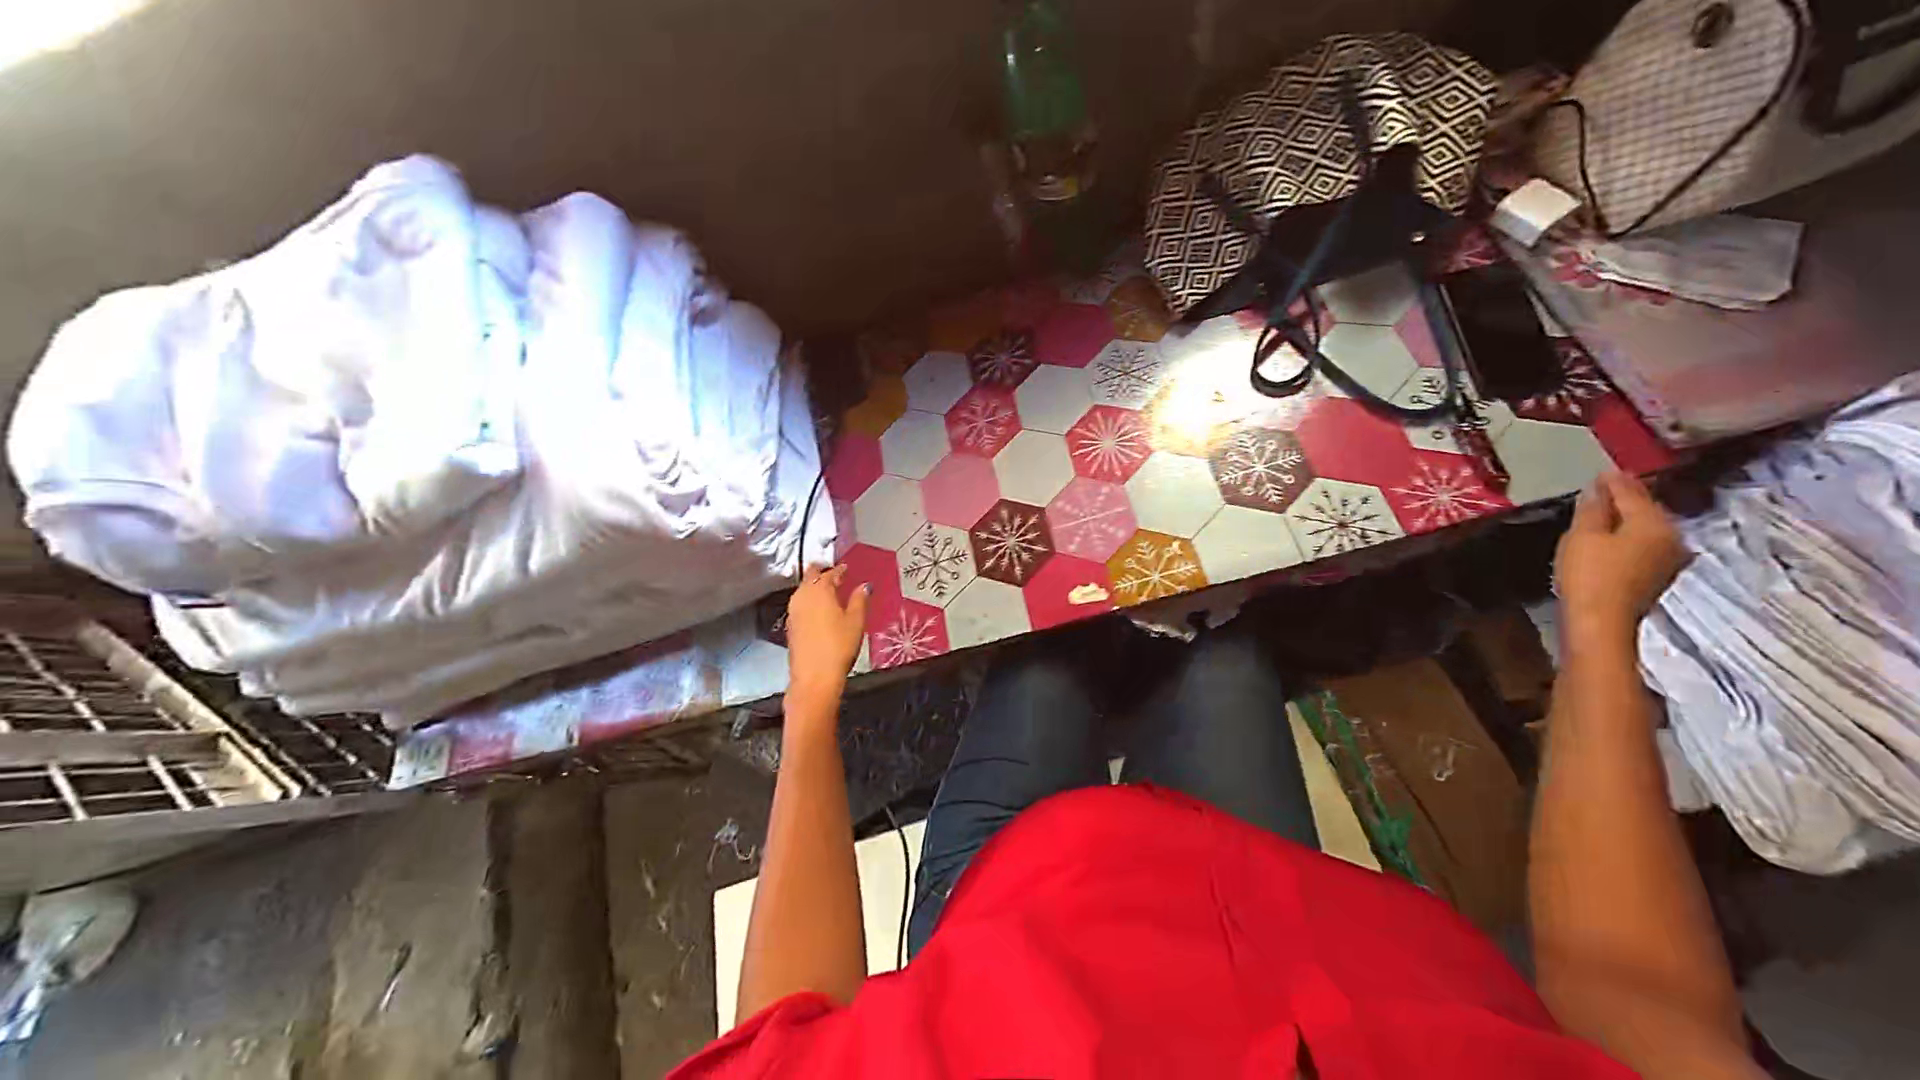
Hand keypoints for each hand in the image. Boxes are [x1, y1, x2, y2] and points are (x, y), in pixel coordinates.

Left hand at [785, 565, 869, 706]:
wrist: (814, 678)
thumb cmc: (837, 648)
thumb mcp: (856, 621)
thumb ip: (860, 599)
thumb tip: (864, 586)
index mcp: (819, 591)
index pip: (830, 573)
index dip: (839, 570)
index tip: (845, 568)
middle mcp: (802, 597)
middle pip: (810, 577)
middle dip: (821, 573)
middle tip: (832, 573)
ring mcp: (793, 612)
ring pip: (803, 591)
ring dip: (814, 587)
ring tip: (828, 591)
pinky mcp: (790, 626)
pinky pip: (800, 605)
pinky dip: (809, 602)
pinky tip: (819, 610)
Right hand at [1554, 471, 1688, 645]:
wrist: (1600, 621)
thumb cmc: (1589, 574)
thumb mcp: (1582, 536)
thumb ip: (1592, 509)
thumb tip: (1598, 490)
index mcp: (1654, 524)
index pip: (1633, 494)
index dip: (1615, 481)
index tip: (1604, 470)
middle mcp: (1671, 537)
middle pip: (1647, 510)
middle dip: (1627, 498)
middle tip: (1606, 486)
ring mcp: (1668, 559)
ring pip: (1647, 528)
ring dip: (1628, 518)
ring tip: (1607, 509)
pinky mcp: (1657, 575)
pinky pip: (1645, 545)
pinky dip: (1630, 536)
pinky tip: (1614, 536)